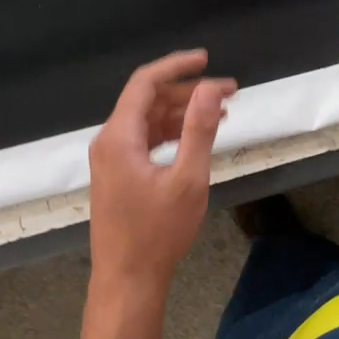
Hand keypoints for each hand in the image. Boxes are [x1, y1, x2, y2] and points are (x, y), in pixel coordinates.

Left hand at [87, 50, 235, 299]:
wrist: (127, 279)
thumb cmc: (158, 232)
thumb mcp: (188, 179)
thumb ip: (199, 130)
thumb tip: (211, 89)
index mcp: (119, 137)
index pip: (145, 83)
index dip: (177, 66)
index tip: (207, 59)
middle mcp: (109, 142)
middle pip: (147, 100)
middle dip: (187, 92)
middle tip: (228, 93)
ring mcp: (111, 160)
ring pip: (147, 121)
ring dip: (182, 113)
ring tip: (222, 113)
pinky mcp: (118, 176)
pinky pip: (145, 141)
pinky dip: (171, 133)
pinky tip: (197, 138)